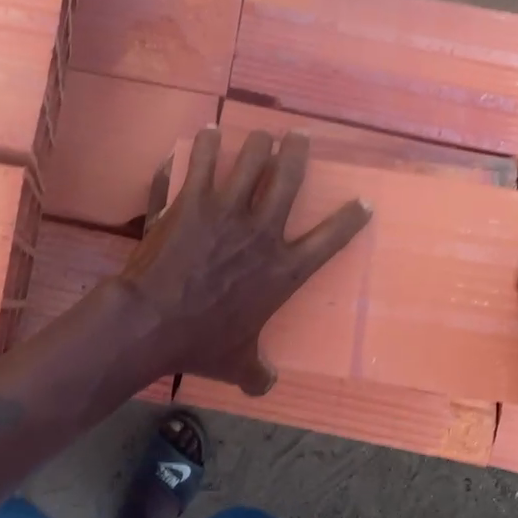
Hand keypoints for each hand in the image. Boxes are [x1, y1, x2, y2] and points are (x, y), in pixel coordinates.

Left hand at [118, 127, 370, 393]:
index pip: (330, 238)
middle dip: (298, 152)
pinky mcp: (194, 200)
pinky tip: (209, 132)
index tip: (363, 201)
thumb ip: (257, 372)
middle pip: (290, 179)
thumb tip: (266, 386)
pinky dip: (206, 143)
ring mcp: (228, 211)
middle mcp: (263, 232)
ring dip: (258, 143)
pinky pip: (204, 161)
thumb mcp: (238, 363)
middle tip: (299, 137)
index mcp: (283, 271)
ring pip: (253, 161)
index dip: (350, 218)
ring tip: (259, 134)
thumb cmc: (200, 343)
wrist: (154, 321)